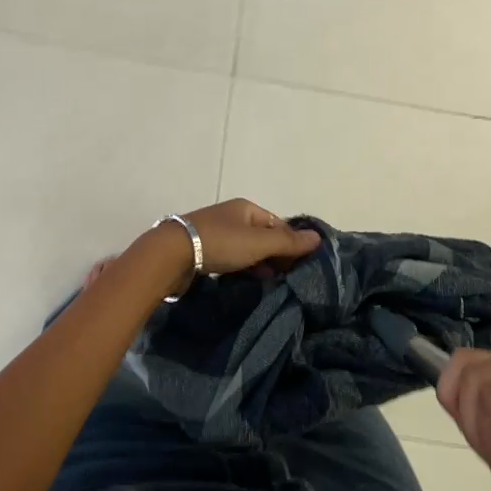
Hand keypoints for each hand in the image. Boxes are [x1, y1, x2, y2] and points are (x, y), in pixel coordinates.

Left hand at [128, 199, 321, 297]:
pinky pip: (233, 258)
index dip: (292, 243)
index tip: (301, 266)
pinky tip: (248, 280)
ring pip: (247, 249)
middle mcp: (233, 216)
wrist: (173, 253)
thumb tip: (317, 238)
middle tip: (289, 278)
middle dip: (276, 255)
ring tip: (272, 282)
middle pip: (263, 236)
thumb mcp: (258, 242)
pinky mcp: (205, 250)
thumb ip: (288, 242)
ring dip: (260, 264)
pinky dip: (244, 268)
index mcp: (246, 208)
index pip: (278, 224)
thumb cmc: (220, 243)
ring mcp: (218, 232)